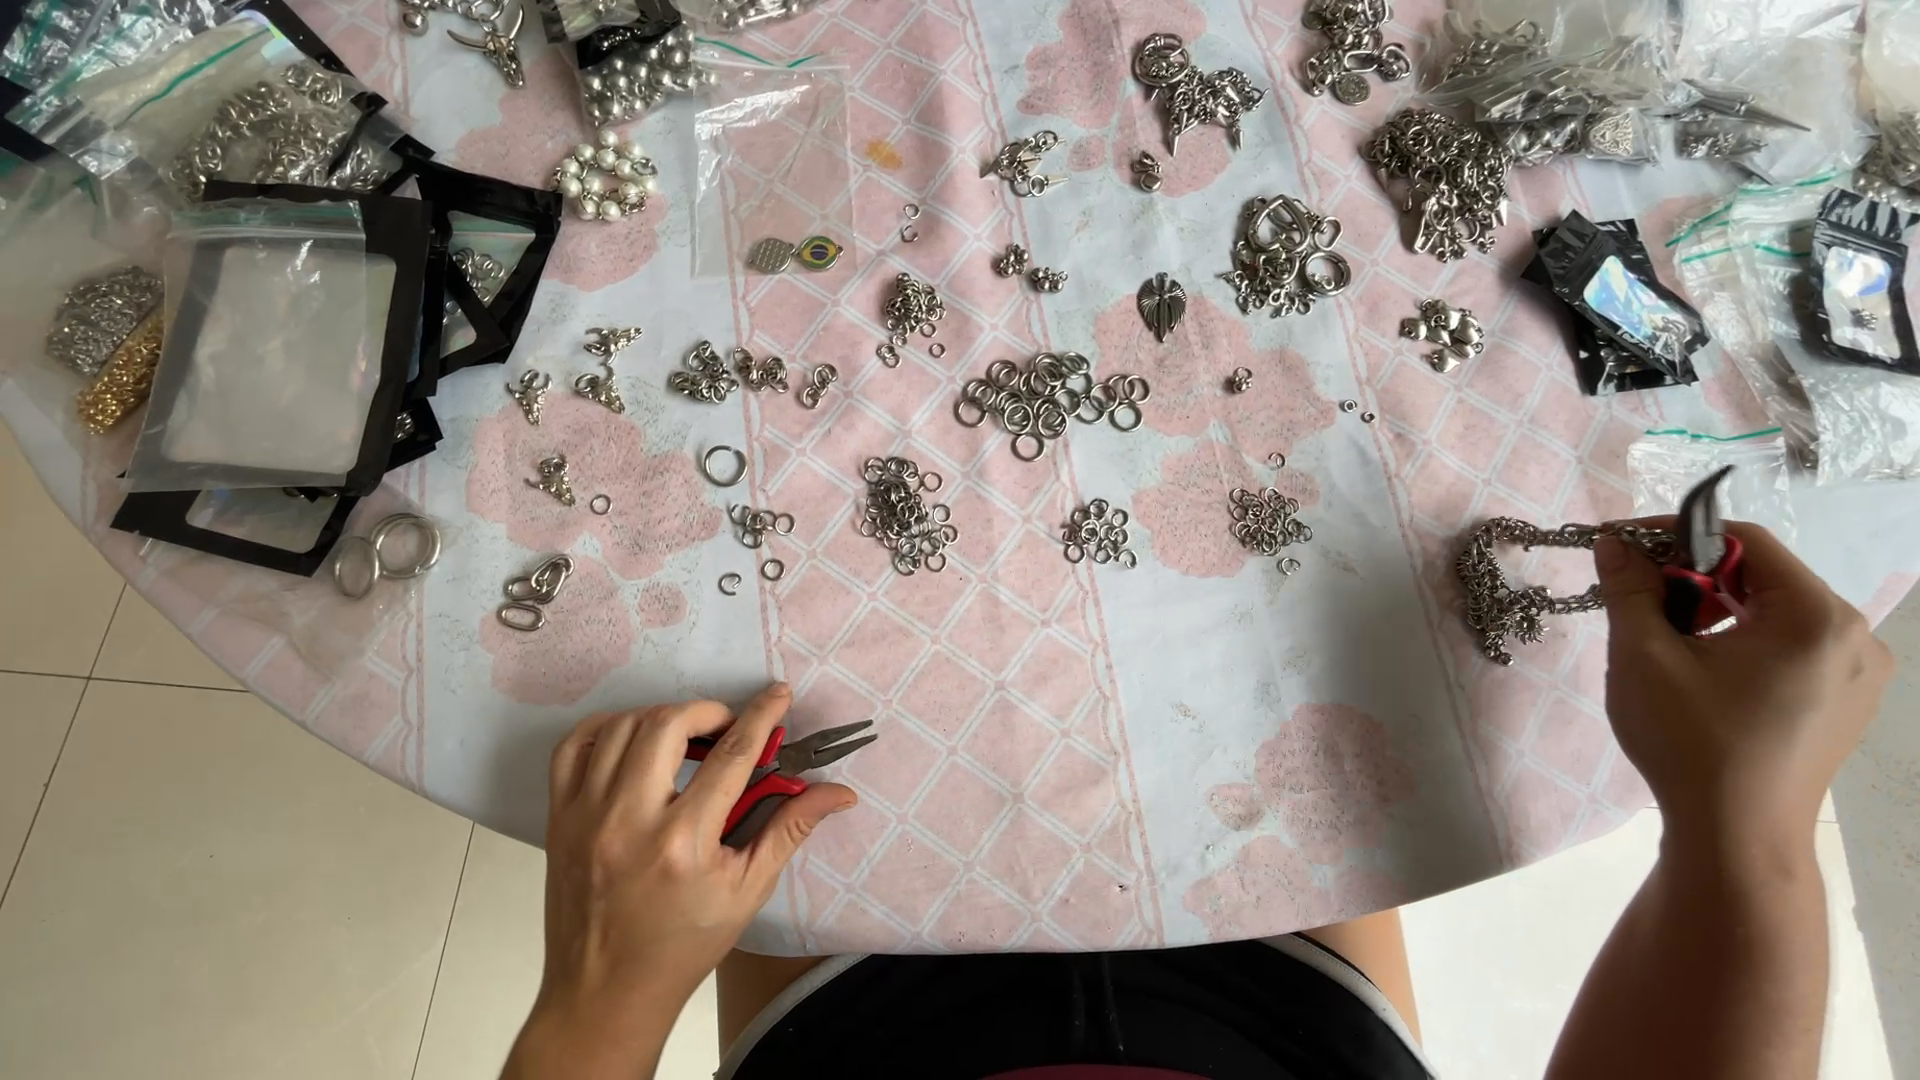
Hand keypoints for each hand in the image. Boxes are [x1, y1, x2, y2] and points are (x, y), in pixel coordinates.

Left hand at [503, 684, 854, 1079]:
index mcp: (683, 842)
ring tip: (686, 735)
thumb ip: (791, 829)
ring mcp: (585, 816)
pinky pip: (574, 746)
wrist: (604, 994)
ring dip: (663, 717)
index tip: (778, 694)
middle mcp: (628, 820)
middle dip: (708, 712)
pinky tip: (634, 738)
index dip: (761, 716)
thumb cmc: (684, 944)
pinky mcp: (559, 818)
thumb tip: (840, 793)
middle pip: (668, 725)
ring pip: (623, 727)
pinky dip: (607, 728)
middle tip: (728, 726)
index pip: (731, 755)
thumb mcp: (748, 891)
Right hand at [1594, 521, 1891, 840]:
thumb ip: (1629, 589)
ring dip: (1712, 609)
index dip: (1677, 534)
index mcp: (1816, 618)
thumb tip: (1613, 543)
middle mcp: (1855, 637)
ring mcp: (1859, 672)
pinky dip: (1738, 639)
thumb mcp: (1641, 654)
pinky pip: (1789, 645)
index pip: (1747, 542)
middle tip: (1634, 599)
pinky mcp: (1846, 700)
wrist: (1735, 829)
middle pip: (1763, 576)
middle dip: (1691, 576)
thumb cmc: (1688, 735)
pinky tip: (1699, 668)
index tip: (1621, 546)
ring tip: (1662, 639)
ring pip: (1774, 612)